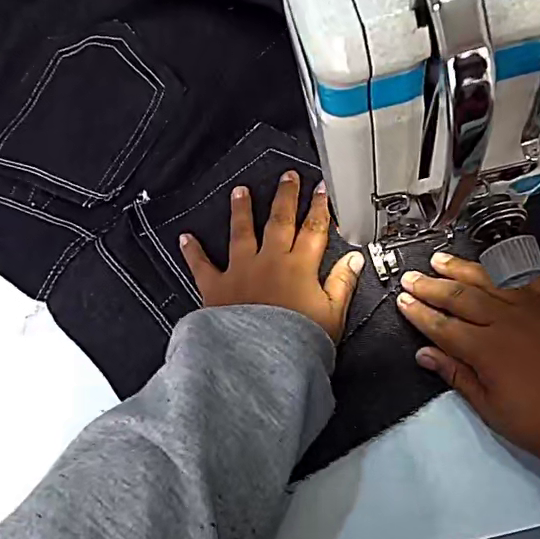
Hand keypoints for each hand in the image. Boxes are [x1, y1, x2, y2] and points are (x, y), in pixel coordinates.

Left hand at [180, 171, 365, 342]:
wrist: (260, 361)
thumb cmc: (298, 342)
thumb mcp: (332, 315)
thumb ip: (342, 283)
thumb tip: (354, 260)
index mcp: (300, 267)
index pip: (314, 229)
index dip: (320, 208)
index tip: (321, 191)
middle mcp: (270, 261)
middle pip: (280, 221)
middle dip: (286, 196)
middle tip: (288, 177)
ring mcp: (241, 271)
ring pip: (242, 232)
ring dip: (242, 210)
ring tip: (241, 191)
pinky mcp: (216, 287)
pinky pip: (202, 265)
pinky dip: (193, 251)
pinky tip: (186, 237)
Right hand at [397, 254, 539, 466]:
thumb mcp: (493, 409)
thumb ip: (457, 375)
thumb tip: (427, 356)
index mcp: (486, 349)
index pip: (441, 324)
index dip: (418, 313)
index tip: (404, 302)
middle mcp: (506, 320)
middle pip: (458, 295)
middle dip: (430, 285)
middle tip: (412, 278)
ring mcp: (532, 306)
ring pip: (487, 279)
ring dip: (460, 268)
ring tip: (440, 261)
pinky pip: (524, 275)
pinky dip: (505, 268)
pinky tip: (492, 263)